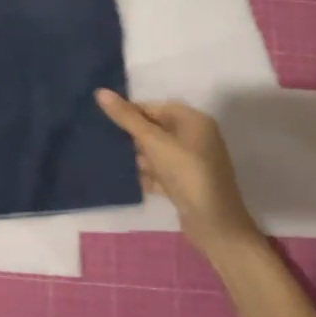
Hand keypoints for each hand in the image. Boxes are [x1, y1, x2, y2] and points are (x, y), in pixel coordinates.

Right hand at [95, 89, 260, 251]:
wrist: (215, 225)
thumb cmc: (187, 174)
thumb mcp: (154, 142)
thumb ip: (127, 118)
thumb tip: (100, 92)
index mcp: (194, 121)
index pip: (156, 107)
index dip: (131, 112)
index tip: (105, 120)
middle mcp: (196, 138)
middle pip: (156, 130)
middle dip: (134, 138)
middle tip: (107, 142)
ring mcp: (192, 163)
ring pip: (157, 153)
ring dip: (139, 158)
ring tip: (116, 163)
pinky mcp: (187, 184)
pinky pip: (162, 173)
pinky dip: (148, 176)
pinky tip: (131, 182)